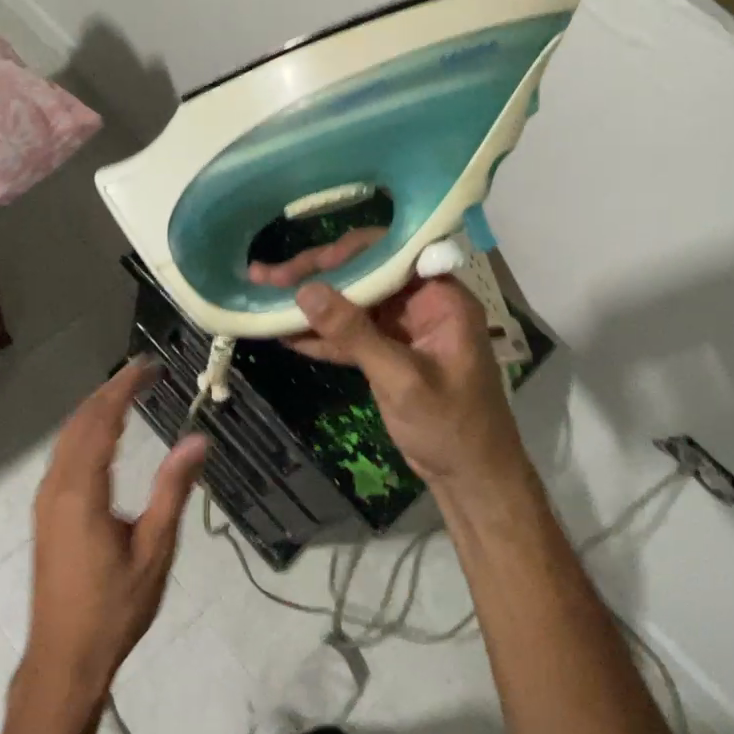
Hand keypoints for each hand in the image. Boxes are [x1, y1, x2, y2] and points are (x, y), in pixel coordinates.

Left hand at [26, 359, 209, 688]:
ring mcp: (45, 499)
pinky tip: (101, 437)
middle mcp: (56, 485)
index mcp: (81, 490)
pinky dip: (83, 433)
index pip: (101, 421)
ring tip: (125, 393)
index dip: (124, 388)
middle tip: (142, 372)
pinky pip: (62, 456)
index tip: (148, 366)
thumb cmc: (114, 607)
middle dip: (109, 392)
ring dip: (93, 411)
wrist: (64, 655)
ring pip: (66, 438)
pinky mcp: (45, 513)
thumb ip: (173, 490)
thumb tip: (197, 439)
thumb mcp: (154, 550)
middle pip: (79, 422)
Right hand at [250, 233, 520, 487]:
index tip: (305, 264)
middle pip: (363, 275)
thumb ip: (354, 333)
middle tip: (267, 277)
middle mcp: (421, 304)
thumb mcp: (402, 379)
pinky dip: (318, 334)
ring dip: (308, 304)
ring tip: (261, 296)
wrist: (471, 479)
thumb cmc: (451, 427)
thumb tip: (306, 292)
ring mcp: (402, 329)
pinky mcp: (385, 353)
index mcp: (440, 298)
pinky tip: (282, 332)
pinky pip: (347, 334)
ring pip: (349, 304)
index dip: (345, 253)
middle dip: (315, 277)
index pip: (390, 254)